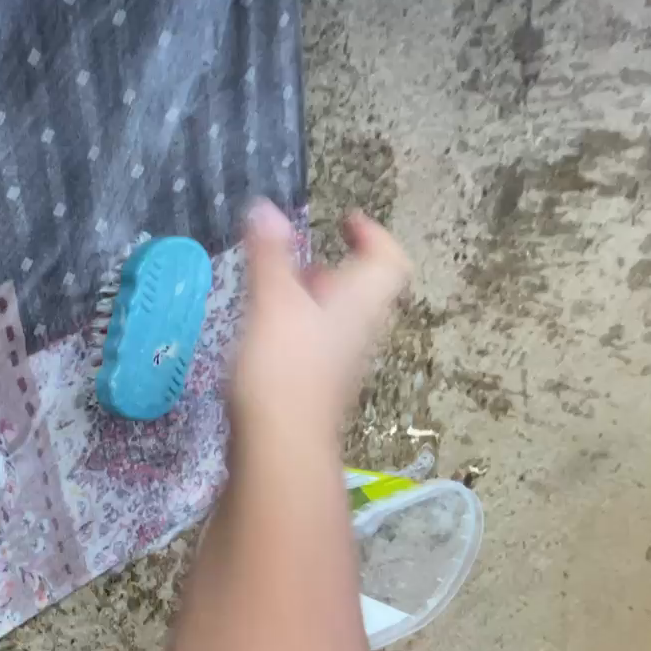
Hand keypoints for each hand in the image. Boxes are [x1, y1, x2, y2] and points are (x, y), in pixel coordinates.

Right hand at [231, 201, 411, 440]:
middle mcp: (359, 329)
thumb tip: (264, 207)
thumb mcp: (272, 305)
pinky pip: (316, 345)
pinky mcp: (314, 385)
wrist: (280, 442)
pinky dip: (298, 330)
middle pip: (364, 290)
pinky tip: (267, 336)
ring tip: (282, 292)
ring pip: (338, 319)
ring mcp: (338, 361)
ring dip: (316, 301)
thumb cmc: (283, 369)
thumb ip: (268, 257)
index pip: (385, 258)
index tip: (348, 219)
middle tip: (310, 257)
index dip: (372, 234)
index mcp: (360, 302)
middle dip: (339, 269)